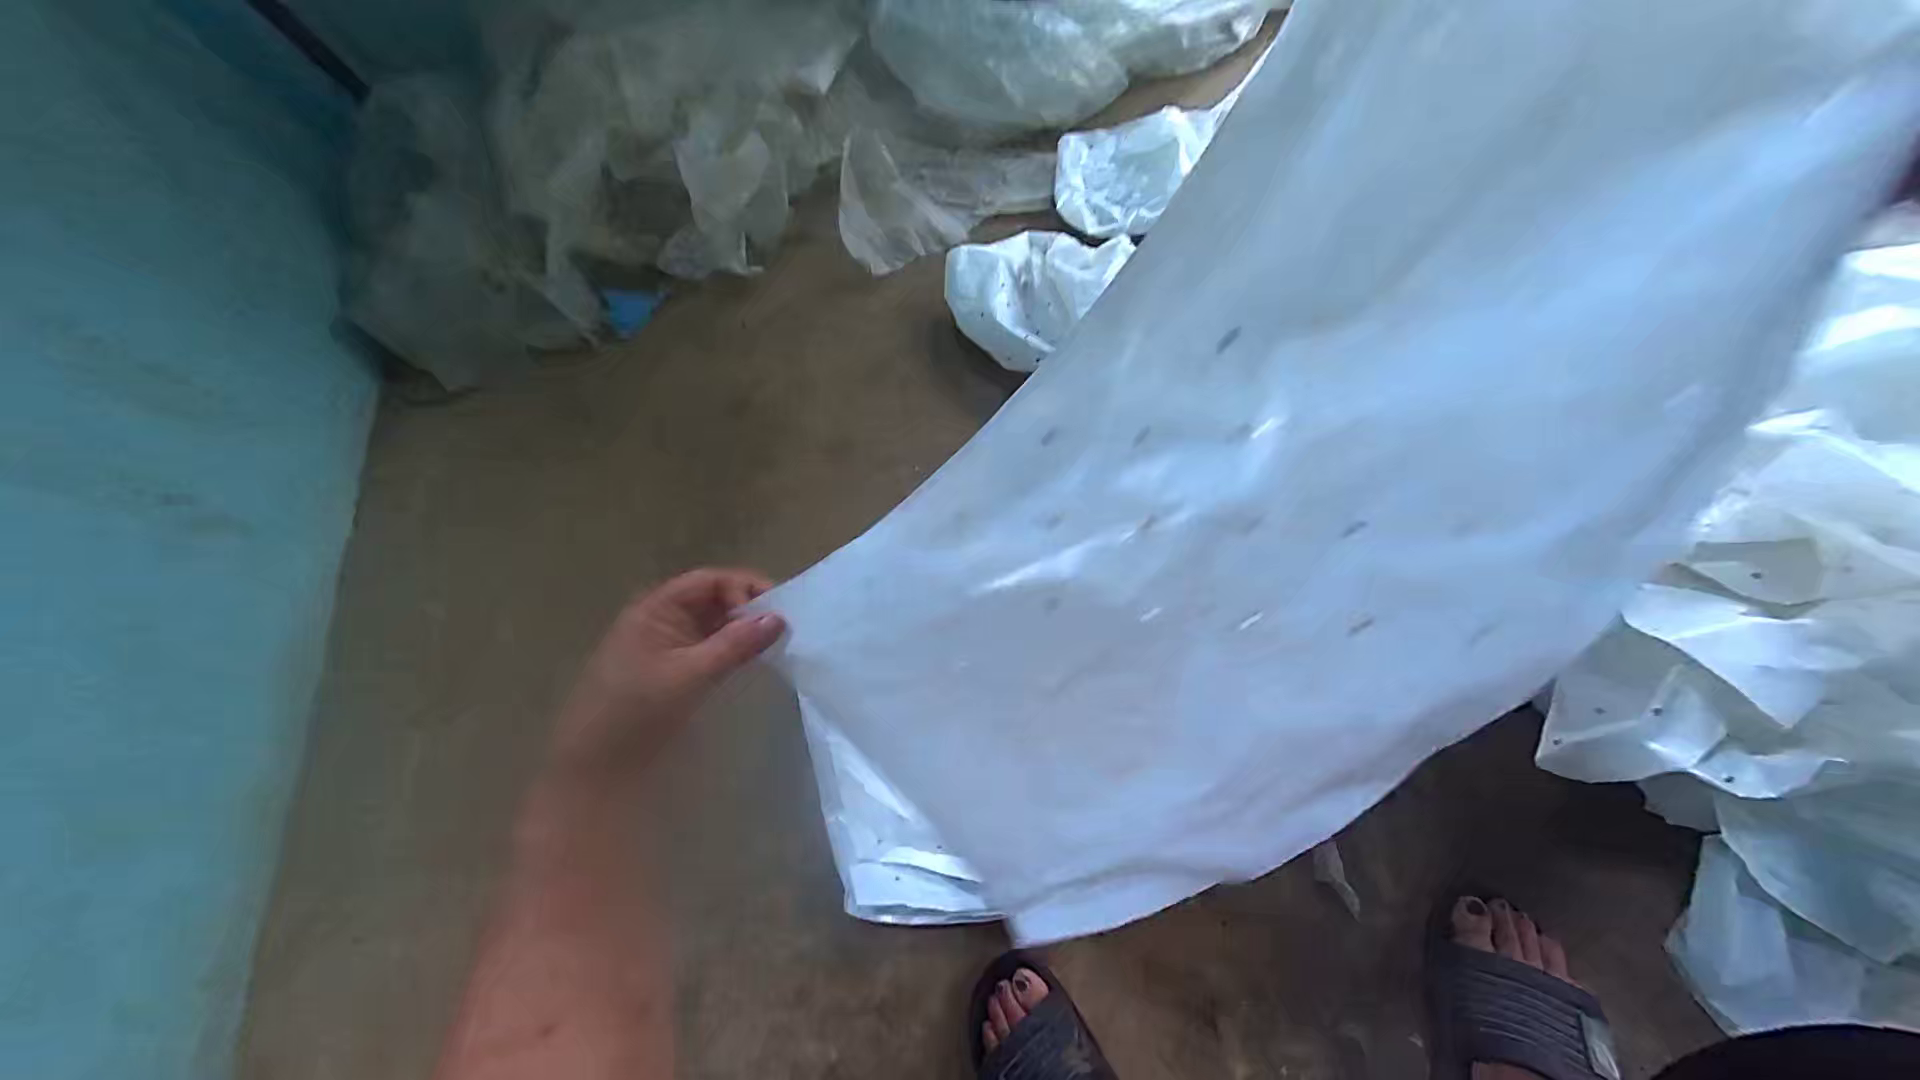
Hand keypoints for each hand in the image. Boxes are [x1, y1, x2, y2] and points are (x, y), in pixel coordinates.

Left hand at [550, 568, 785, 778]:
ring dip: (743, 630)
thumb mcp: (690, 675)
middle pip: (713, 598)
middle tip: (782, 628)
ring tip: (773, 645)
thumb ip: (736, 644)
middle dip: (748, 608)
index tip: (775, 613)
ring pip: (714, 624)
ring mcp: (666, 646)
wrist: (595, 769)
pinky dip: (733, 649)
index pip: (709, 581)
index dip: (744, 588)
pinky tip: (752, 662)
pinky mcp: (672, 671)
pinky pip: (709, 647)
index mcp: (655, 609)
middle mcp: (661, 619)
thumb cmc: (636, 713)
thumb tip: (779, 618)